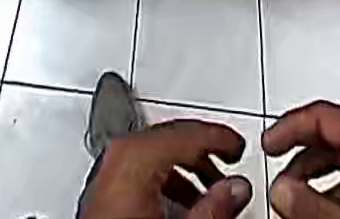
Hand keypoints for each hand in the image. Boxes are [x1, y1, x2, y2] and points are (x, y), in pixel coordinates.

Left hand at [82, 118, 252, 218]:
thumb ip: (212, 206)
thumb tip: (236, 188)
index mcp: (137, 154)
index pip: (190, 132)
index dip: (220, 139)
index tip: (237, 146)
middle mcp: (119, 154)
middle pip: (174, 139)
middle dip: (205, 154)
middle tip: (229, 162)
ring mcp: (107, 171)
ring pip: (159, 156)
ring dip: (187, 170)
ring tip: (210, 191)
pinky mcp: (101, 190)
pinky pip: (141, 171)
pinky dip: (165, 179)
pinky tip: (180, 203)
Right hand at [262, 102, 339, 218]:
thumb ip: (313, 206)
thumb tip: (282, 188)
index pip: (325, 116)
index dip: (290, 127)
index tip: (268, 143)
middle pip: (335, 137)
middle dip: (302, 156)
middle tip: (276, 172)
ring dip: (317, 179)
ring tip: (294, 202)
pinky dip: (337, 196)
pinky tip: (323, 215)